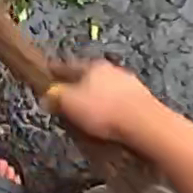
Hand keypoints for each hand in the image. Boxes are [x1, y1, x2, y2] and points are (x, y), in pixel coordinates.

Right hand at [45, 58, 164, 143]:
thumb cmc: (103, 110)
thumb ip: (53, 97)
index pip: (66, 66)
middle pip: (87, 79)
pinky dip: (112, 112)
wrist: (147, 127)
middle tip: (66, 103)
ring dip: (96, 101)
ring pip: (105, 92)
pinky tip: (108, 125)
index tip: (45, 78)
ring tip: (88, 119)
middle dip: (77, 89)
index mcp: (92, 65)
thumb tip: (46, 97)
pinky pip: (120, 105)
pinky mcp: (144, 103)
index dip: (53, 73)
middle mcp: (112, 71)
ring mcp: (130, 86)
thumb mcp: (66, 102)